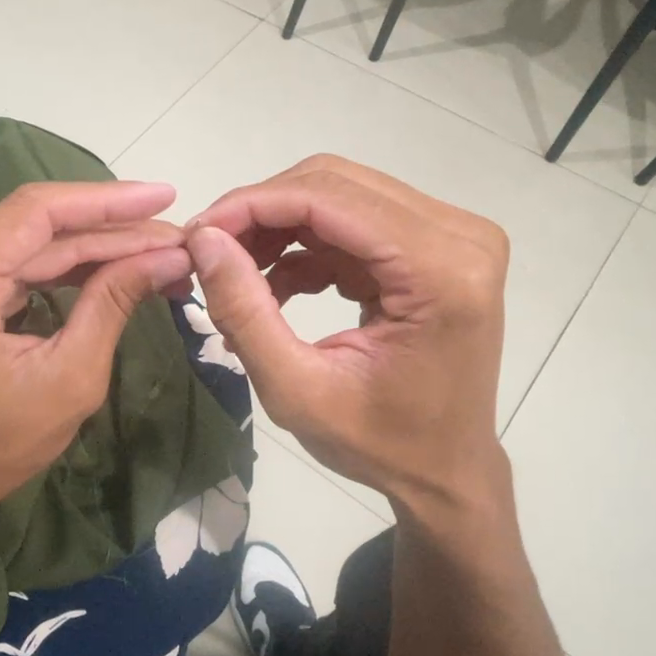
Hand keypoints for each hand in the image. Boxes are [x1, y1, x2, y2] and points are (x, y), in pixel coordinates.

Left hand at [0, 182, 192, 513]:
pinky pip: (17, 262)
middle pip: (37, 228)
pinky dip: (67, 266)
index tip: (165, 196)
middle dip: (112, 231)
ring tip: (160, 253)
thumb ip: (112, 304)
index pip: (34, 214)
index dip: (104, 201)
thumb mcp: (69, 378)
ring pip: (31, 242)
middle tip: (178, 240)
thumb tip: (169, 255)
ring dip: (96, 246)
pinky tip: (117, 264)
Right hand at [185, 156, 510, 516]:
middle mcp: (459, 236)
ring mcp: (452, 236)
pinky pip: (351, 219)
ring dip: (277, 226)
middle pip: (334, 184)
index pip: (330, 199)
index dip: (253, 205)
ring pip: (338, 194)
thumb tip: (203, 239)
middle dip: (260, 211)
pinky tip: (273, 287)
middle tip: (207, 251)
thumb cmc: (378, 444)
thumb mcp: (296, 390)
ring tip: (233, 272)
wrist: (444, 471)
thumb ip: (245, 313)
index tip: (195, 233)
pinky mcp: (436, 244)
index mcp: (441, 272)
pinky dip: (302, 244)